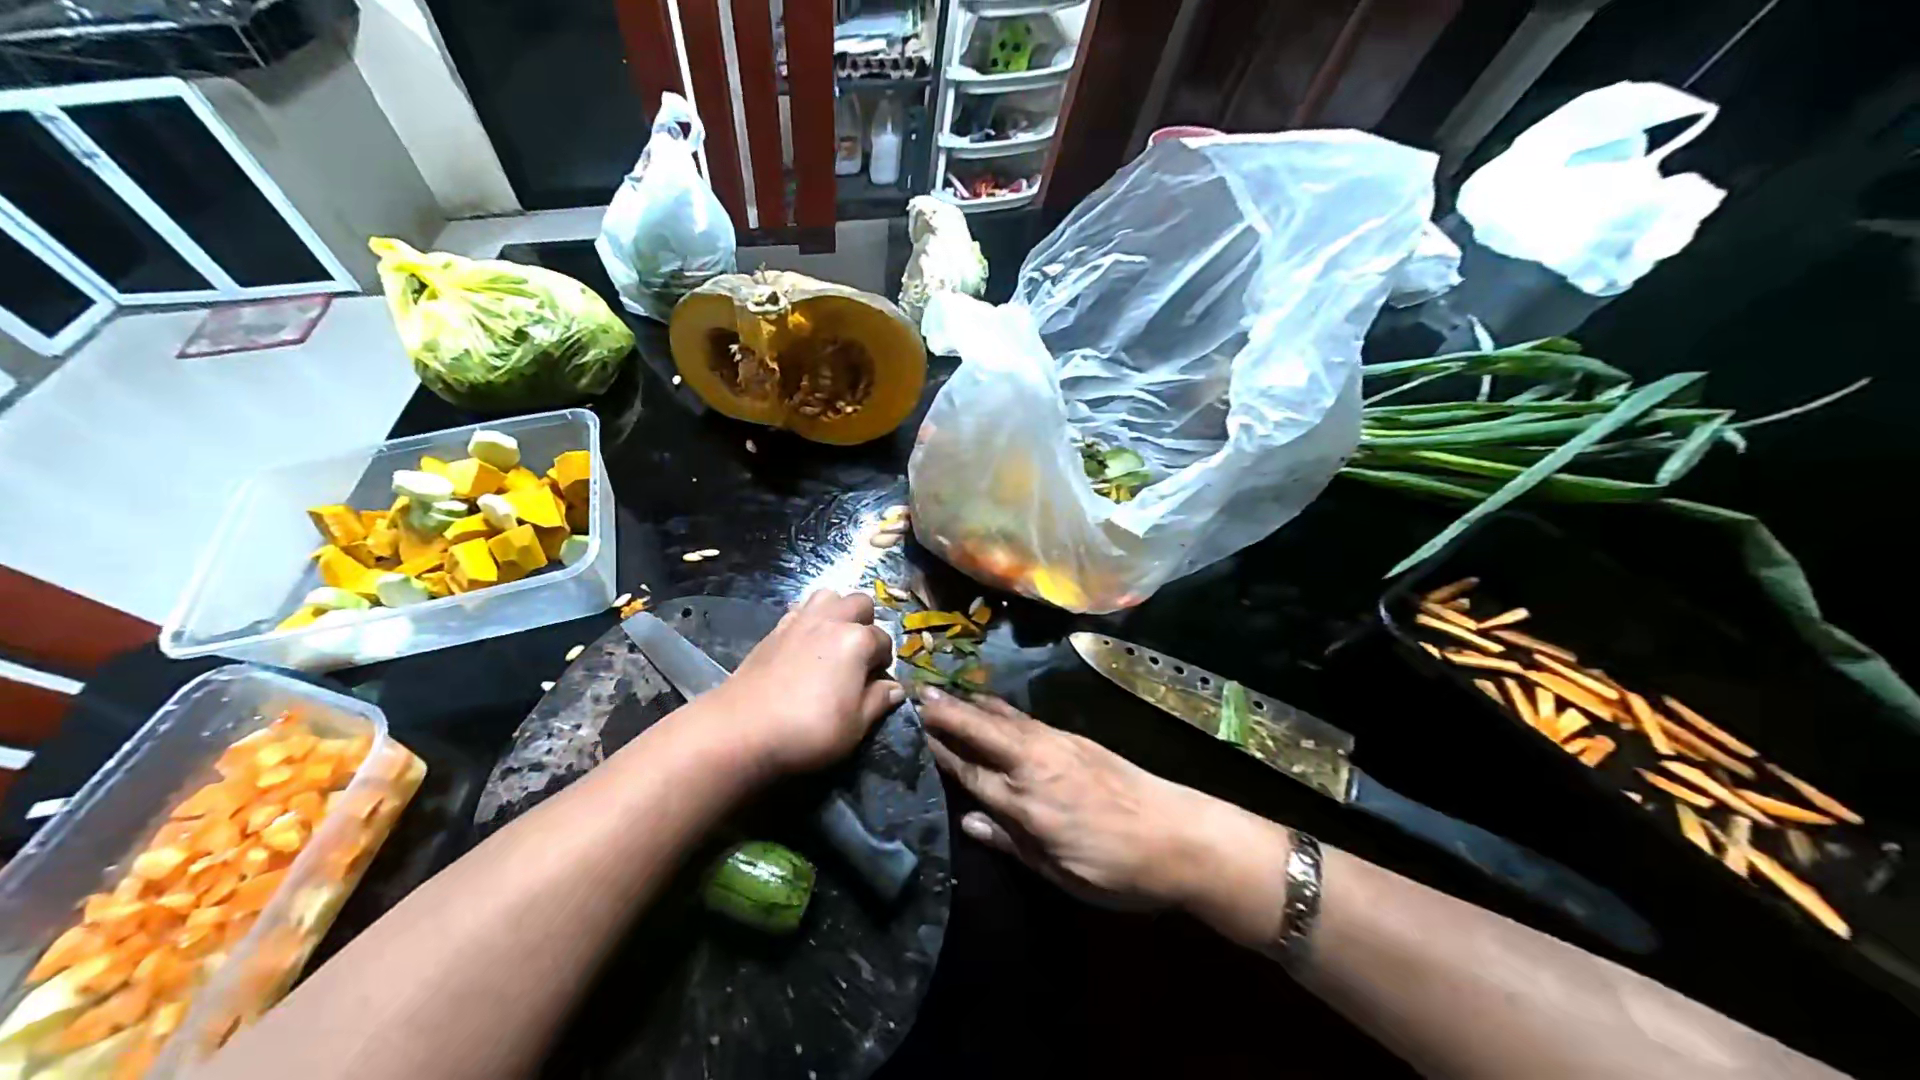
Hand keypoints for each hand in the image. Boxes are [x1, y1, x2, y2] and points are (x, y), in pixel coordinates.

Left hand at [705, 589, 901, 778]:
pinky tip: (806, 646)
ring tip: (834, 642)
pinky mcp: (774, 630)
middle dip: (866, 623)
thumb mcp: (855, 726)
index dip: (884, 663)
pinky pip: (800, 609)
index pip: (884, 642)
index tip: (876, 685)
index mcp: (857, 640)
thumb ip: (878, 701)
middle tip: (859, 657)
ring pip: (829, 596)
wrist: (741, 730)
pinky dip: (810, 620)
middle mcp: (831, 620)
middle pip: (860, 603)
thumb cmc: (808, 730)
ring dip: (837, 612)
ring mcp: (800, 621)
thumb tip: (895, 688)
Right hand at [921, 689, 1222, 910]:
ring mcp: (1056, 745)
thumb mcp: (1060, 873)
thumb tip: (969, 820)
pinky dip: (1000, 710)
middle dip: (946, 712)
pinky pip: (1025, 718)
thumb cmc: (1118, 869)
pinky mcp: (1075, 738)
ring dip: (970, 704)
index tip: (912, 732)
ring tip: (944, 692)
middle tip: (915, 693)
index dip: (939, 751)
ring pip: (1003, 718)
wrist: (1182, 835)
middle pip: (980, 730)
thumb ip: (1011, 843)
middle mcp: (1035, 763)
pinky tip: (992, 708)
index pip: (969, 770)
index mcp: (1026, 802)